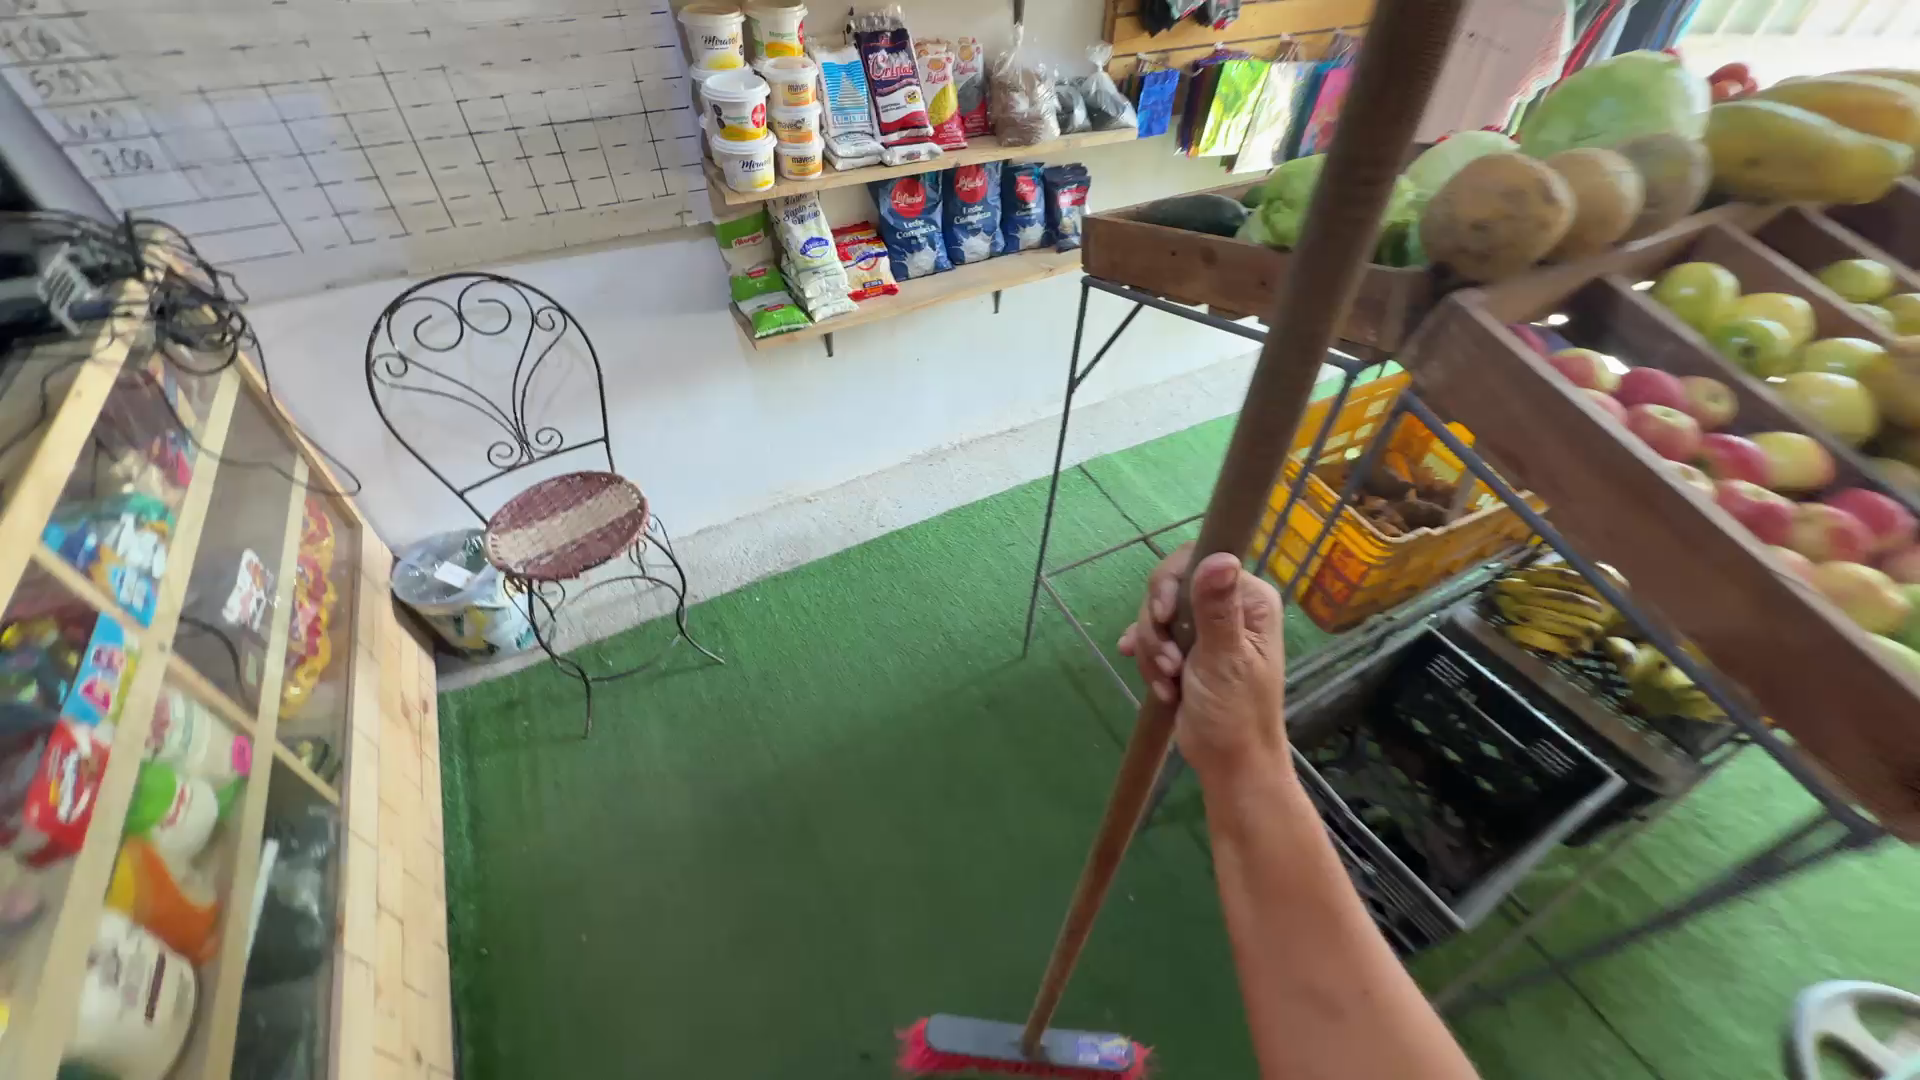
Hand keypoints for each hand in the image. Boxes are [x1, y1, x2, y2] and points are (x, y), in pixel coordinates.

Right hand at [1118, 545, 1287, 781]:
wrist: (1228, 762)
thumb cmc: (1235, 713)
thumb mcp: (1224, 659)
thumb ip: (1217, 608)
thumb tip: (1220, 557)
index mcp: (1249, 599)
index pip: (1197, 559)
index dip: (1170, 583)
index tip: (1162, 616)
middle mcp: (1227, 604)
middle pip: (1169, 587)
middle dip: (1158, 627)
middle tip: (1168, 662)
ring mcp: (1204, 627)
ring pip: (1156, 615)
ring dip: (1154, 651)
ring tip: (1168, 684)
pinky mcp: (1184, 648)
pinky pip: (1151, 637)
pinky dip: (1147, 658)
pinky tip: (1149, 677)